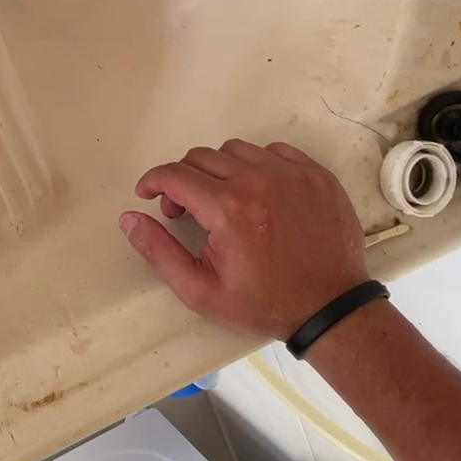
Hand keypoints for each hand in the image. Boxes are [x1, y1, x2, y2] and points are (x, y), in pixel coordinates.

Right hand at [118, 139, 367, 341]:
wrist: (332, 310)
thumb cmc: (263, 303)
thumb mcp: (200, 290)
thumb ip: (158, 251)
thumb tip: (128, 218)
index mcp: (227, 208)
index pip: (174, 175)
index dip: (153, 182)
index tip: (148, 194)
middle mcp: (258, 181)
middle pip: (200, 157)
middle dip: (182, 179)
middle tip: (186, 210)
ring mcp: (291, 174)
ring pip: (234, 150)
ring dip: (218, 170)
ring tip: (223, 201)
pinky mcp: (316, 175)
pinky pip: (272, 151)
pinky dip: (255, 165)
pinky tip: (257, 193)